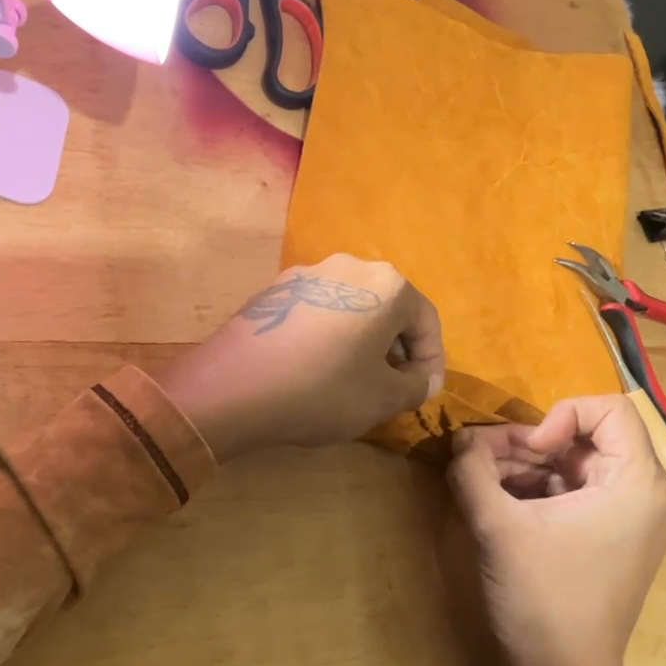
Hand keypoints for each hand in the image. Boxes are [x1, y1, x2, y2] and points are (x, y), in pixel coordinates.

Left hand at [159, 255, 444, 460]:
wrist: (234, 387)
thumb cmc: (322, 390)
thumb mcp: (382, 399)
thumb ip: (415, 386)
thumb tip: (423, 380)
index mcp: (387, 285)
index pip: (427, 321)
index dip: (431, 362)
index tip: (421, 393)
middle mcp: (349, 266)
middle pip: (388, 310)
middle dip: (395, 350)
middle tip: (390, 389)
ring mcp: (306, 274)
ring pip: (351, 310)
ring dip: (361, 344)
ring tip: (351, 382)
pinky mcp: (274, 291)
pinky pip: (317, 314)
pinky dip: (327, 339)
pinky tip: (313, 370)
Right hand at [447, 397, 665, 665]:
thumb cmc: (542, 597)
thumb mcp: (498, 526)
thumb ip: (473, 471)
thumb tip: (460, 439)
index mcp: (639, 483)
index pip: (609, 408)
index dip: (559, 415)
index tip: (529, 450)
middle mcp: (648, 493)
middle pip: (587, 436)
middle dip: (529, 443)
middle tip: (481, 461)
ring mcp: (632, 517)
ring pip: (576, 463)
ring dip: (527, 466)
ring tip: (482, 483)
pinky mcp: (614, 537)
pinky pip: (577, 491)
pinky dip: (538, 489)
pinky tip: (499, 503)